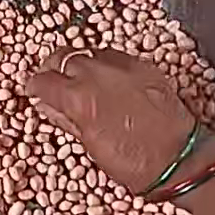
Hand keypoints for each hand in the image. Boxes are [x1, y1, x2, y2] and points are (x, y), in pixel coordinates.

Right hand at [25, 49, 214, 192]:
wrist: (178, 159)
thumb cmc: (132, 162)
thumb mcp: (89, 144)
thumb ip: (66, 118)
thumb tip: (47, 104)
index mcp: (78, 98)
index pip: (43, 80)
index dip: (35, 86)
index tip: (35, 91)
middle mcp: (97, 75)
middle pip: (63, 57)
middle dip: (54, 69)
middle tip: (53, 82)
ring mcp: (122, 67)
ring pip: (88, 52)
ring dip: (78, 64)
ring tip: (79, 81)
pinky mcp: (142, 66)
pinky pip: (112, 56)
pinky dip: (102, 64)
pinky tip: (105, 80)